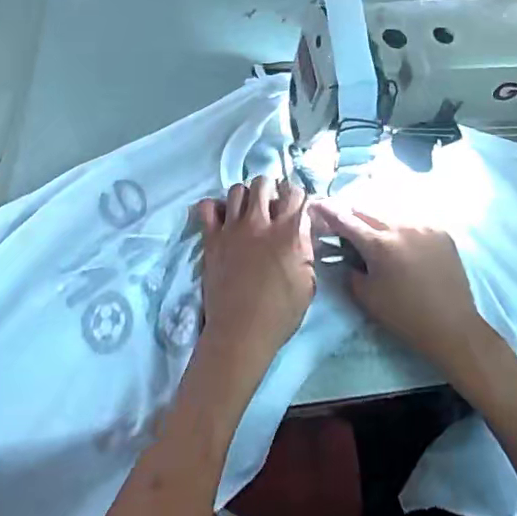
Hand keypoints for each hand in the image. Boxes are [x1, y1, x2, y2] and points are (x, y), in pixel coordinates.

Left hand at [194, 176, 314, 376]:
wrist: (241, 333)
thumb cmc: (280, 313)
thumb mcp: (308, 283)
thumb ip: (306, 249)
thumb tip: (303, 229)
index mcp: (288, 232)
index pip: (296, 193)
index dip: (298, 197)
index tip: (297, 208)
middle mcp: (260, 223)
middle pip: (264, 183)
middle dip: (271, 190)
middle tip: (272, 206)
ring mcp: (232, 229)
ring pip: (237, 190)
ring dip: (246, 196)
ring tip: (249, 212)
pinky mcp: (212, 239)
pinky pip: (208, 207)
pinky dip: (216, 208)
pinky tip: (224, 218)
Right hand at [311, 204, 490, 374]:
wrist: (452, 327)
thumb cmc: (404, 316)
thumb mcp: (366, 297)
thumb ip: (350, 269)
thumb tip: (345, 254)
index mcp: (379, 244)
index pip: (346, 220)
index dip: (328, 210)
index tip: (316, 203)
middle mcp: (401, 227)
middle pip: (368, 212)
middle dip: (353, 216)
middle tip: (344, 225)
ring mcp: (424, 227)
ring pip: (391, 216)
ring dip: (378, 223)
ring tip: (376, 238)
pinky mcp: (441, 233)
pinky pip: (413, 224)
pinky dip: (402, 231)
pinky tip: (403, 248)